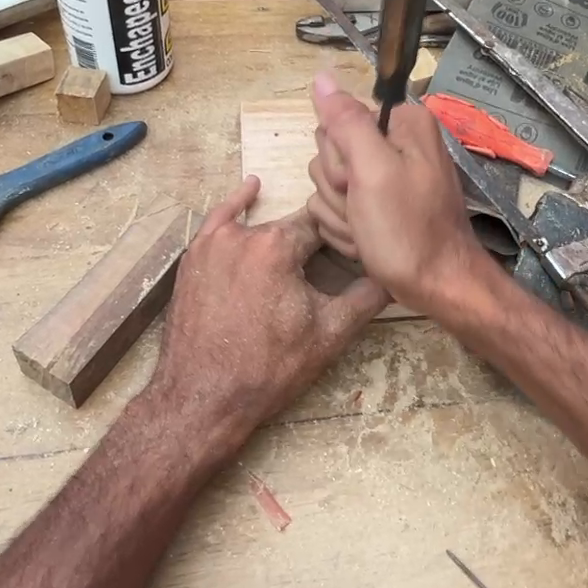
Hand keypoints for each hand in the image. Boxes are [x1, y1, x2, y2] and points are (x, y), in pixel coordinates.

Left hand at [147, 176, 388, 441]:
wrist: (204, 399)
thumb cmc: (268, 369)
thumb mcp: (329, 334)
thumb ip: (366, 297)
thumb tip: (393, 275)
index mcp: (279, 246)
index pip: (323, 227)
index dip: (341, 241)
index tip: (352, 256)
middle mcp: (244, 235)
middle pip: (291, 229)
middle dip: (310, 247)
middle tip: (323, 274)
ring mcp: (213, 244)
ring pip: (261, 229)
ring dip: (279, 241)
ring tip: (297, 263)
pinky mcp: (194, 258)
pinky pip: (219, 221)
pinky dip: (236, 204)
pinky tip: (252, 187)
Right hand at [306, 72, 485, 315]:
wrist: (439, 287)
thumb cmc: (408, 231)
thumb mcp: (373, 171)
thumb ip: (345, 121)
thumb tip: (321, 77)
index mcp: (401, 124)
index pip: (334, 123)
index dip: (338, 159)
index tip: (358, 185)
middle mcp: (395, 143)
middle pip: (329, 155)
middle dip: (339, 192)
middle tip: (367, 212)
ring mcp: (386, 177)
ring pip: (329, 186)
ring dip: (342, 216)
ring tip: (370, 232)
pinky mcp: (379, 205)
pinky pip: (339, 210)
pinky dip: (348, 231)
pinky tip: (369, 243)